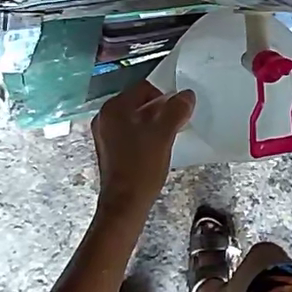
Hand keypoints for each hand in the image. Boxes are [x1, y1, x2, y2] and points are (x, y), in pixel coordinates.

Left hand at [91, 82, 195, 219]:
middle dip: (160, 108)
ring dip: (153, 122)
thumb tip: (186, 95)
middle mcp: (105, 116)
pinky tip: (157, 146)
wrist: (125, 204)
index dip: (165, 94)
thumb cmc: (142, 166)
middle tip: (178, 120)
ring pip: (135, 118)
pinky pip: (129, 132)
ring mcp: (104, 134)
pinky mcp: (108, 149)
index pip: (144, 88)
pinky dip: (144, 134)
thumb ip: (176, 110)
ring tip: (170, 133)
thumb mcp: (164, 134)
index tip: (181, 106)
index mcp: (114, 107)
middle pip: (139, 102)